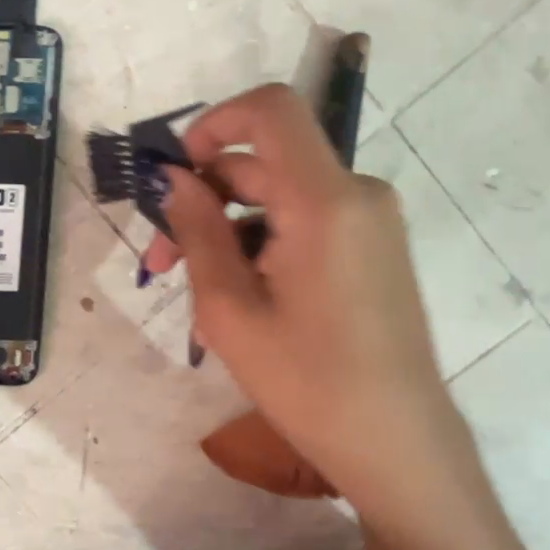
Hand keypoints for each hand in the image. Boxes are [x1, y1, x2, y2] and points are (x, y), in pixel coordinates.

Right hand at [142, 84, 472, 507]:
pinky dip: (259, 242)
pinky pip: (303, 219)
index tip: (174, 171)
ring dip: (224, 228)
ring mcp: (370, 220)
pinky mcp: (372, 247)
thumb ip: (197, 231)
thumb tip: (173, 179)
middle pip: (263, 162)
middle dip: (201, 199)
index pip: (270, 111)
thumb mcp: (227, 306)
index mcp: (324, 201)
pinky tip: (235, 296)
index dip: (213, 122)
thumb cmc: (302, 377)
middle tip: (157, 262)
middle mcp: (357, 194)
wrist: (391, 439)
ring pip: (277, 195)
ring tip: (191, 289)